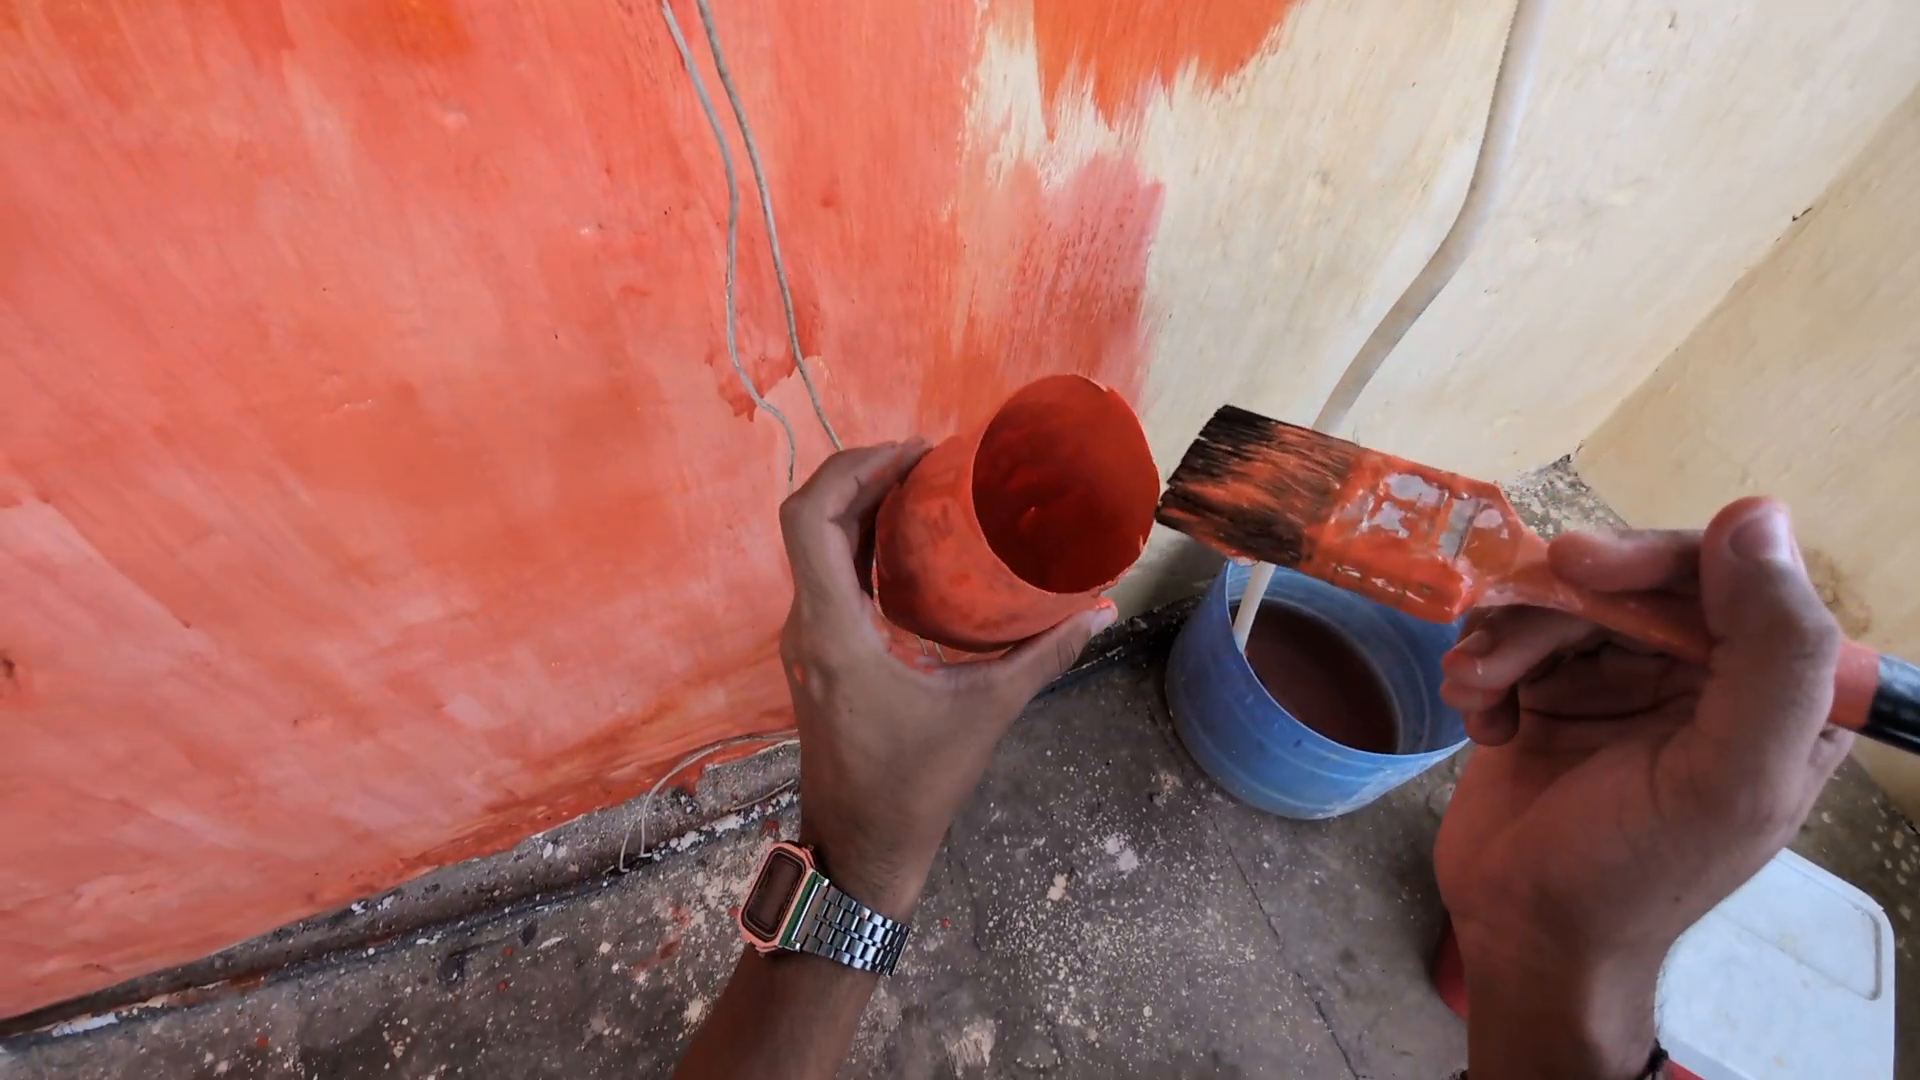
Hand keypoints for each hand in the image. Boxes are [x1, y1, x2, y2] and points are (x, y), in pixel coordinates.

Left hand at [777, 441, 1116, 917]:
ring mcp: (806, 639)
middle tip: (927, 461)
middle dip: (861, 476)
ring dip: (858, 506)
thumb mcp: (986, 712)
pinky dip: (858, 543)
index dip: (852, 469)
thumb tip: (1102, 609)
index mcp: (832, 629)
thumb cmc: (916, 784)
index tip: (913, 453)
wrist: (860, 847)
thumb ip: (1045, 655)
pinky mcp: (818, 652)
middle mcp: (806, 624)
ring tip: (922, 486)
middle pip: (809, 521)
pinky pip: (827, 575)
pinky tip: (908, 541)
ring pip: (815, 547)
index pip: (810, 520)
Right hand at [1433, 497, 1849, 1078]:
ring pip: (1546, 613)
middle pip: (1614, 589)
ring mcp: (1606, 686)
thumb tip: (1760, 513)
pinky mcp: (1538, 697)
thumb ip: (1768, 650)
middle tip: (1487, 650)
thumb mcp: (1725, 774)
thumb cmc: (1633, 866)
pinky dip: (1479, 675)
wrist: (1523, 925)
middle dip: (1544, 614)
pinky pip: (1502, 648)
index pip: (1722, 579)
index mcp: (1765, 692)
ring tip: (1476, 694)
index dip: (1648, 558)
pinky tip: (1478, 719)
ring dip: (1498, 647)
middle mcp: (1687, 677)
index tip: (1571, 566)